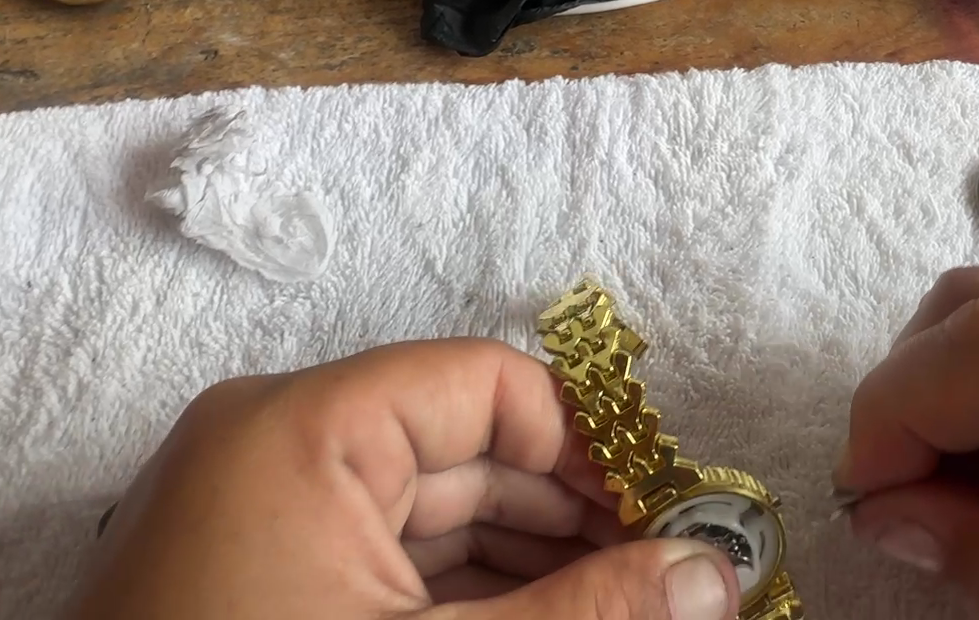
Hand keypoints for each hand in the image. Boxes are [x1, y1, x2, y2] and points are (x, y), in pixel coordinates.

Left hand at [64, 338, 739, 619]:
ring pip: (433, 507)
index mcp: (300, 425)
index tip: (657, 511)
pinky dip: (466, 589)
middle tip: (660, 572)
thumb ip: (586, 614)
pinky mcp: (260, 566)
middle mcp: (276, 438)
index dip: (581, 441)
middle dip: (568, 513)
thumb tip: (718, 576)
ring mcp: (262, 505)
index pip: (481, 382)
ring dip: (527, 558)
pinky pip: (388, 553)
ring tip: (618, 603)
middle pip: (465, 446)